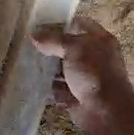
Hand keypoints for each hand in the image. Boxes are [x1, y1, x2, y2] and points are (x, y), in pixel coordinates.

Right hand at [30, 16, 133, 132]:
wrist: (106, 112)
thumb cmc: (93, 73)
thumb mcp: (73, 48)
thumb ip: (53, 40)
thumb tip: (34, 34)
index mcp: (100, 40)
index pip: (79, 24)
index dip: (61, 23)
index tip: (40, 24)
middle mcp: (94, 57)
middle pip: (69, 47)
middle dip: (51, 46)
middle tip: (29, 43)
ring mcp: (86, 77)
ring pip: (63, 68)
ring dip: (48, 67)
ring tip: (27, 61)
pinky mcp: (77, 95)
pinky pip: (60, 87)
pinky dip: (50, 85)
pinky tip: (34, 81)